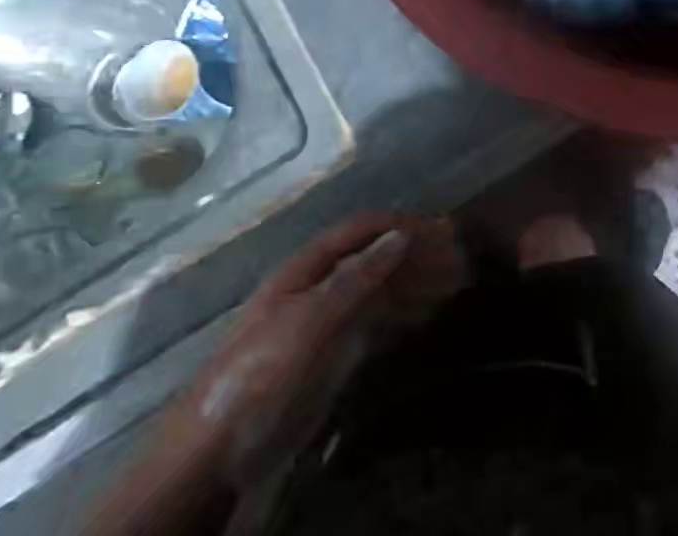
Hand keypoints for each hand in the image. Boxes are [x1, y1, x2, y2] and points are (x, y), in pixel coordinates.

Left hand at [162, 215, 463, 487]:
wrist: (217, 452)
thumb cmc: (260, 374)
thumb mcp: (308, 320)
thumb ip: (355, 277)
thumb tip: (399, 236)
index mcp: (305, 270)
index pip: (361, 230)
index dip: (401, 225)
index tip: (444, 232)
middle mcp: (319, 287)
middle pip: (375, 257)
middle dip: (416, 253)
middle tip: (459, 259)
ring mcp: (328, 320)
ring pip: (381, 288)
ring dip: (417, 280)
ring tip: (455, 283)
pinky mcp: (334, 353)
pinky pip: (379, 320)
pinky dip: (407, 311)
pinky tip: (430, 312)